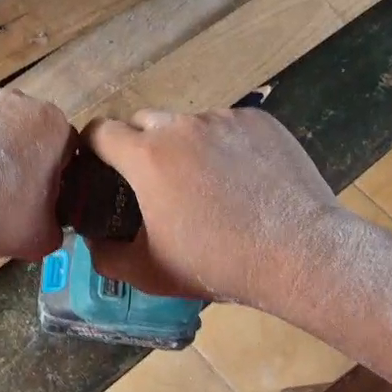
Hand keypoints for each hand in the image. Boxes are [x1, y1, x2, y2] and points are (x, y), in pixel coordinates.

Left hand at [0, 90, 74, 260]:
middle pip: (28, 138)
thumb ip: (55, 228)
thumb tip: (49, 227)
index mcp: (53, 124)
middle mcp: (18, 101)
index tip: (38, 206)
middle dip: (21, 164)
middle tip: (6, 201)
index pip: (66, 154)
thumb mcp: (41, 237)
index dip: (55, 184)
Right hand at [83, 108, 358, 308]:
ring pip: (188, 124)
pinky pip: (227, 127)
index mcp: (146, 156)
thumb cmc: (216, 263)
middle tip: (152, 182)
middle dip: (138, 144)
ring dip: (184, 146)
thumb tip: (92, 242)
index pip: (100, 131)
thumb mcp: (148, 272)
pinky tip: (241, 179)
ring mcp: (224, 119)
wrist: (300, 254)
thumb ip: (106, 255)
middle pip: (143, 120)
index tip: (98, 167)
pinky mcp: (260, 122)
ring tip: (205, 184)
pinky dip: (223, 146)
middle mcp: (181, 126)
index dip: (92, 147)